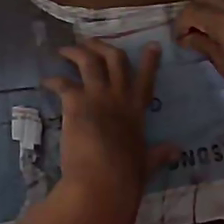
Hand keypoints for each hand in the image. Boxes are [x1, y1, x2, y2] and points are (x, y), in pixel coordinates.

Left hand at [44, 40, 170, 223]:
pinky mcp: (75, 102)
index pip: (146, 80)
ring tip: (64, 50)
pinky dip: (53, 80)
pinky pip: (62, 83)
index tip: (151, 45)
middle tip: (91, 41)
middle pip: (115, 59)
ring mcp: (98, 96)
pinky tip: (46, 81)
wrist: (103, 182)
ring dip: (76, 52)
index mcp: (136, 112)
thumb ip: (159, 154)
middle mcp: (119, 97)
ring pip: (89, 61)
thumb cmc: (126, 177)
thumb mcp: (146, 163)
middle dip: (103, 46)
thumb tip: (177, 151)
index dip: (149, 61)